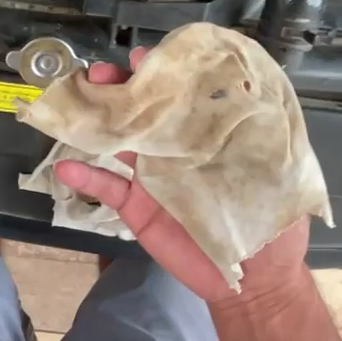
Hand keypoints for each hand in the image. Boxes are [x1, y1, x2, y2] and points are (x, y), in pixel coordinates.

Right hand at [52, 50, 312, 303]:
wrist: (253, 282)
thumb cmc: (270, 226)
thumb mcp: (276, 174)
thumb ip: (256, 139)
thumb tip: (245, 96)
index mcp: (211, 136)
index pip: (185, 96)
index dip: (166, 73)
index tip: (149, 58)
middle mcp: (178, 148)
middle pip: (145, 111)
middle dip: (121, 88)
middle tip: (101, 73)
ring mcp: (152, 175)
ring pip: (120, 140)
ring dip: (99, 120)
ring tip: (78, 104)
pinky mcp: (136, 206)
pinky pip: (106, 188)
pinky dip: (85, 176)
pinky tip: (65, 166)